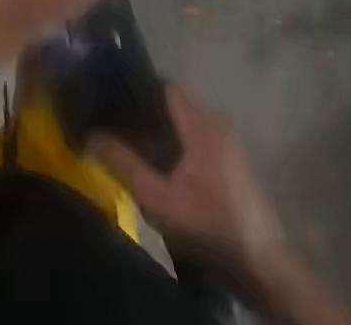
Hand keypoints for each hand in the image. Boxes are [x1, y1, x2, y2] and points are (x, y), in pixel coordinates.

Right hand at [92, 85, 289, 281]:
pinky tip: (156, 158)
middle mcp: (216, 123)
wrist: (260, 265)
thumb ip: (123, 163)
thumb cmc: (208, 224)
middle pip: (174, 100)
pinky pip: (195, 133)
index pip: (166, 86)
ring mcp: (226, 141)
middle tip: (114, 118)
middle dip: (145, 106)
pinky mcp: (230, 159)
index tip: (111, 92)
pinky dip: (175, 138)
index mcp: (201, 124)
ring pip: (185, 118)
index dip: (138, 85)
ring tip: (128, 136)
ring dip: (159, 124)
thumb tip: (90, 135)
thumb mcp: (158, 198)